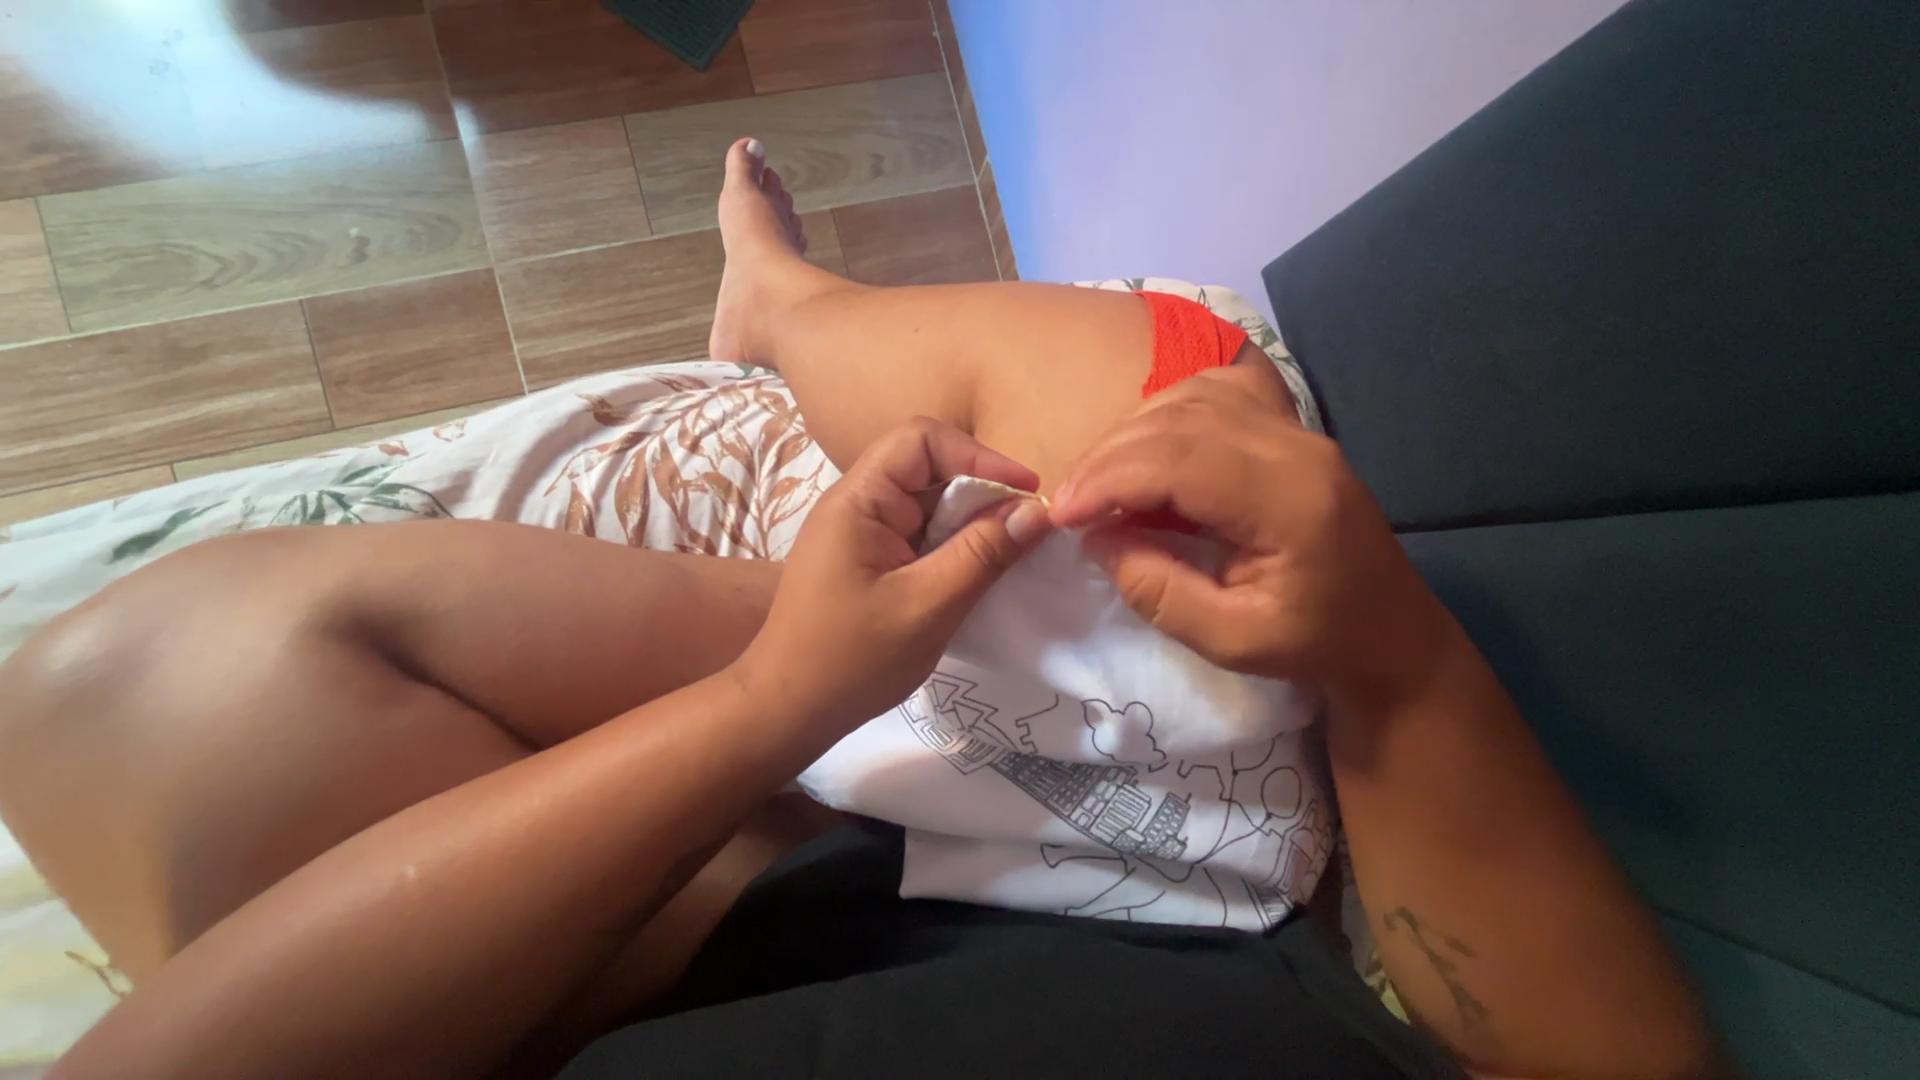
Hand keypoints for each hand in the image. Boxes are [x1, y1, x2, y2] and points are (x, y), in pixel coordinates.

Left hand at [735, 417, 1051, 729]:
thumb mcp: (927, 607)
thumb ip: (982, 555)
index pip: (921, 440)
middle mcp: (858, 506)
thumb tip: (1037, 512)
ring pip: (929, 507)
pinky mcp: (871, 563)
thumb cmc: (852, 660)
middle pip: (928, 470)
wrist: (789, 711)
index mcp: (858, 501)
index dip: (978, 455)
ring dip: (972, 523)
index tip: (1026, 491)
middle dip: (982, 492)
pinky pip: (921, 538)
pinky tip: (982, 572)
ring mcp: (863, 535)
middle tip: (1028, 528)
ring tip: (1013, 551)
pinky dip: (955, 548)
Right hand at [1050, 367, 1450, 699]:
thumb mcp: (1230, 641)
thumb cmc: (1316, 644)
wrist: (1390, 633)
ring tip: (1099, 481)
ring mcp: (1298, 430)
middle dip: (1108, 458)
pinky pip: (1218, 391)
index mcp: (1290, 501)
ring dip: (1131, 433)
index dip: (1109, 479)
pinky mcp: (1290, 428)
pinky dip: (1167, 411)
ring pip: (1193, 395)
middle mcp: (1296, 448)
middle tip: (1068, 504)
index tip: (1062, 515)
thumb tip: (1098, 539)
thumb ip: (1158, 591)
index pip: (1179, 460)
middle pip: (1180, 420)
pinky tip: (1146, 447)